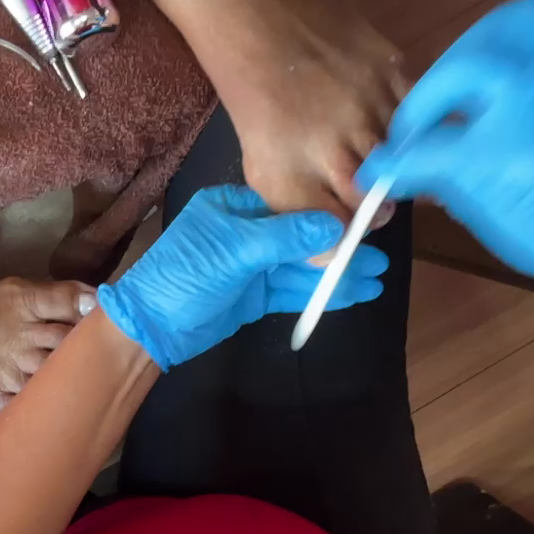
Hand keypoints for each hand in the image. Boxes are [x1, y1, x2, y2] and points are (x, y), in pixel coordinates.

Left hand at [97, 184, 386, 369]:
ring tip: (376, 280)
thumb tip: (337, 225)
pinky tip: (349, 295)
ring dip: (335, 276)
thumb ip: (285, 237)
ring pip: (300, 268)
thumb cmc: (184, 276)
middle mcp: (244, 233)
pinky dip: (318, 294)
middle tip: (381, 260)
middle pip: (301, 239)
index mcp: (233, 208)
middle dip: (340, 251)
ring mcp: (249, 266)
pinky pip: (291, 290)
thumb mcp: (233, 250)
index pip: (290, 207)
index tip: (365, 227)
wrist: (151, 327)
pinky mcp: (252, 296)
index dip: (328, 218)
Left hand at [221, 6, 406, 220]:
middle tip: (370, 200)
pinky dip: (415, 132)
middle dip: (377, 211)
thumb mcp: (262, 165)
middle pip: (378, 206)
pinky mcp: (391, 69)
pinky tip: (401, 130)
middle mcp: (331, 148)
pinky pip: (418, 117)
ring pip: (404, 164)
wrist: (254, 15)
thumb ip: (298, 207)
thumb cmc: (253, 97)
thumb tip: (336, 243)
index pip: (339, 233)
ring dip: (399, 172)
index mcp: (289, 178)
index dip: (349, 239)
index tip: (350, 232)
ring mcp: (366, 107)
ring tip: (381, 161)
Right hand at [358, 0, 533, 324]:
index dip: (399, 153)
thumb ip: (439, 179)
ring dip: (468, 55)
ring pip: (507, 26)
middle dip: (431, 94)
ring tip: (456, 93)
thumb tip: (392, 166)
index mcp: (516, 146)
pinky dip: (508, 39)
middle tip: (419, 127)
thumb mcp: (493, 217)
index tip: (382, 166)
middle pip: (466, 64)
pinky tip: (498, 78)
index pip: (432, 139)